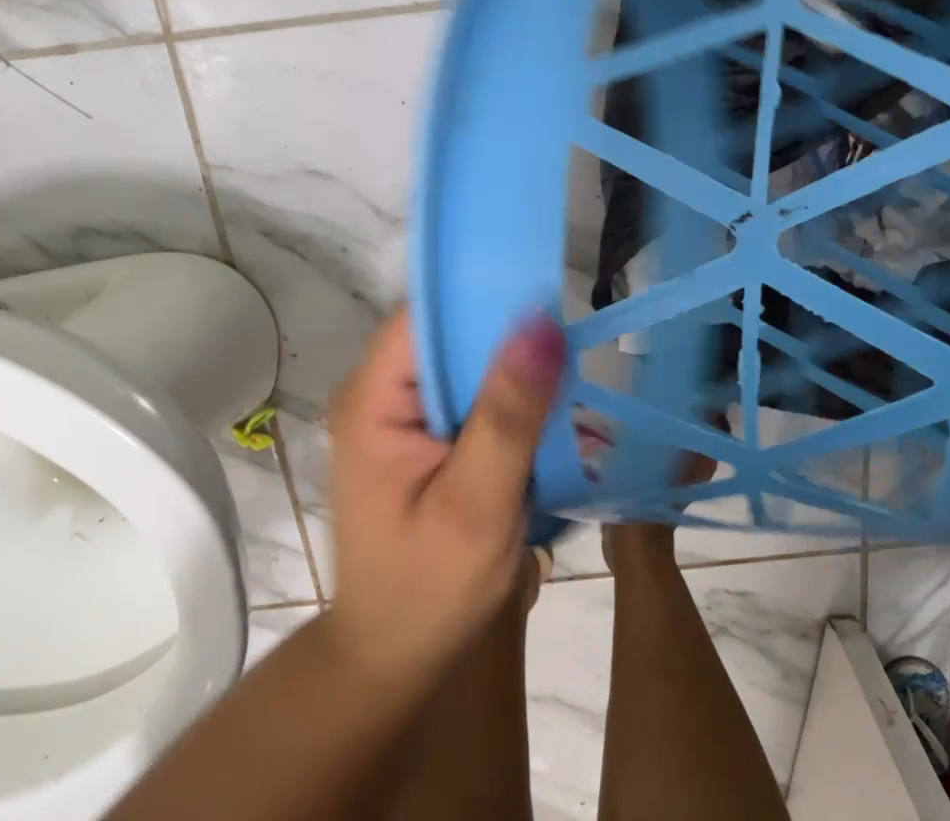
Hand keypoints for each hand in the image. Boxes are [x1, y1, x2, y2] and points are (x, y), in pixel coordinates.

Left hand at [325, 310, 565, 680]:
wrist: (395, 653)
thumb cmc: (429, 589)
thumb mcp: (476, 505)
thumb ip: (508, 416)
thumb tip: (540, 323)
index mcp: (373, 400)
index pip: (429, 315)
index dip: (488, 299)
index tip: (554, 297)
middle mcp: (378, 394)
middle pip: (450, 335)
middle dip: (512, 340)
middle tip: (575, 351)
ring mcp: (398, 416)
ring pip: (466, 365)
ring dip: (516, 375)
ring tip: (571, 384)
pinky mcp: (421, 437)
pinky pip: (470, 397)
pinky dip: (509, 404)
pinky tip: (547, 419)